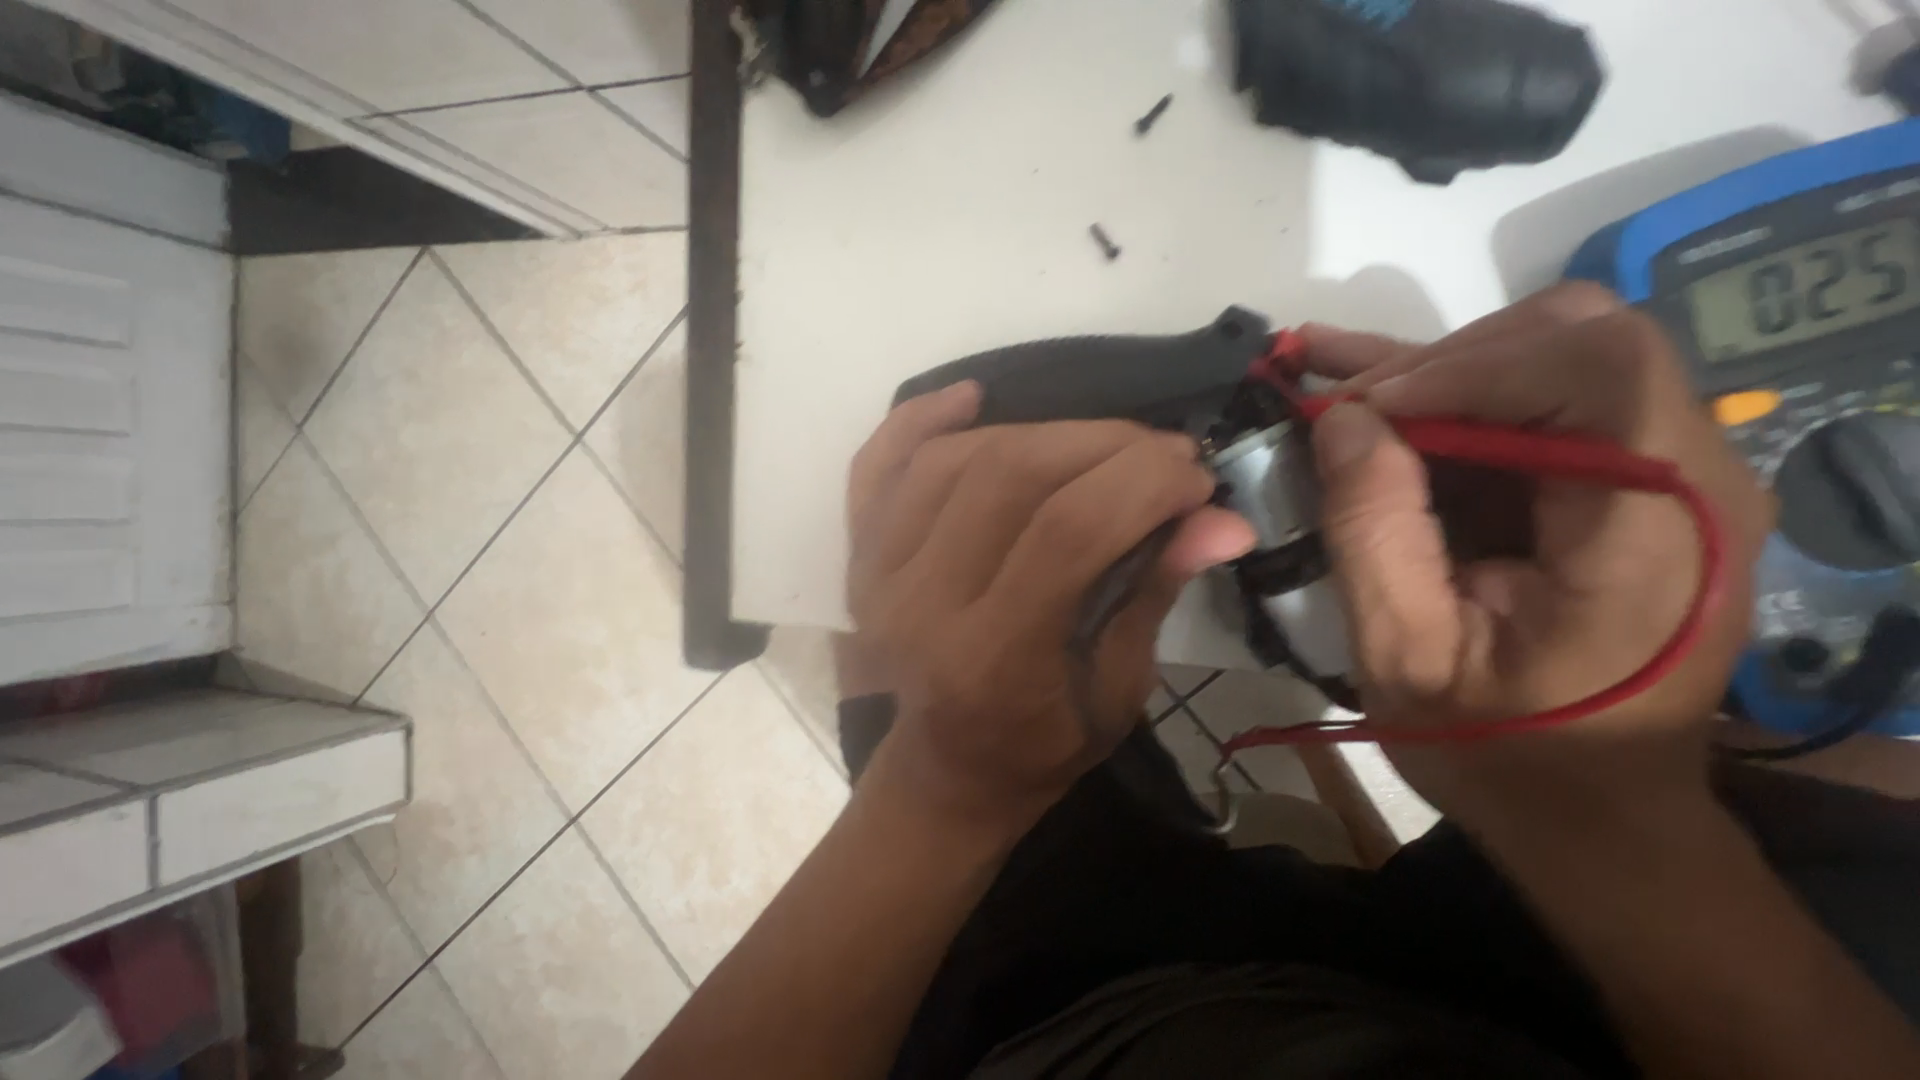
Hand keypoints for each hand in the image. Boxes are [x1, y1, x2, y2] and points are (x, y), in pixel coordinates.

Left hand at [842, 383, 1252, 835]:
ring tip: (1100, 443)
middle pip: (1009, 477)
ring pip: (955, 458)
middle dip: (1103, 445)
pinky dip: (921, 419)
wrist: (943, 774)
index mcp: (990, 659)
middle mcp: (919, 607)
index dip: (1142, 483)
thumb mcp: (1116, 692)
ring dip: (1040, 430)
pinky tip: (972, 398)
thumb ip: (1153, 594)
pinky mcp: (857, 556)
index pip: (1067, 530)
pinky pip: (879, 465)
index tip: (1195, 477)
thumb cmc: (1039, 748)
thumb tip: (1223, 519)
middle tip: (1160, 452)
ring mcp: (876, 575)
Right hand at [1301, 284, 1774, 837]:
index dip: (1466, 365)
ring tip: (1334, 390)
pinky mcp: (1622, 482)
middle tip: (1348, 413)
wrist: (1588, 810)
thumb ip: (1373, 530)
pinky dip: (1452, 394)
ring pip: (1552, 357)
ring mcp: (1664, 473)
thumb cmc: (1501, 750)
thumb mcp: (1407, 655)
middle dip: (1445, 362)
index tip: (1360, 409)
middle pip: (1579, 342)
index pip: (1595, 370)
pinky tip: (1366, 389)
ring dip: (1438, 371)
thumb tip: (1339, 418)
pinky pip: (1539, 404)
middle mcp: (1690, 477)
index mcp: (1657, 528)